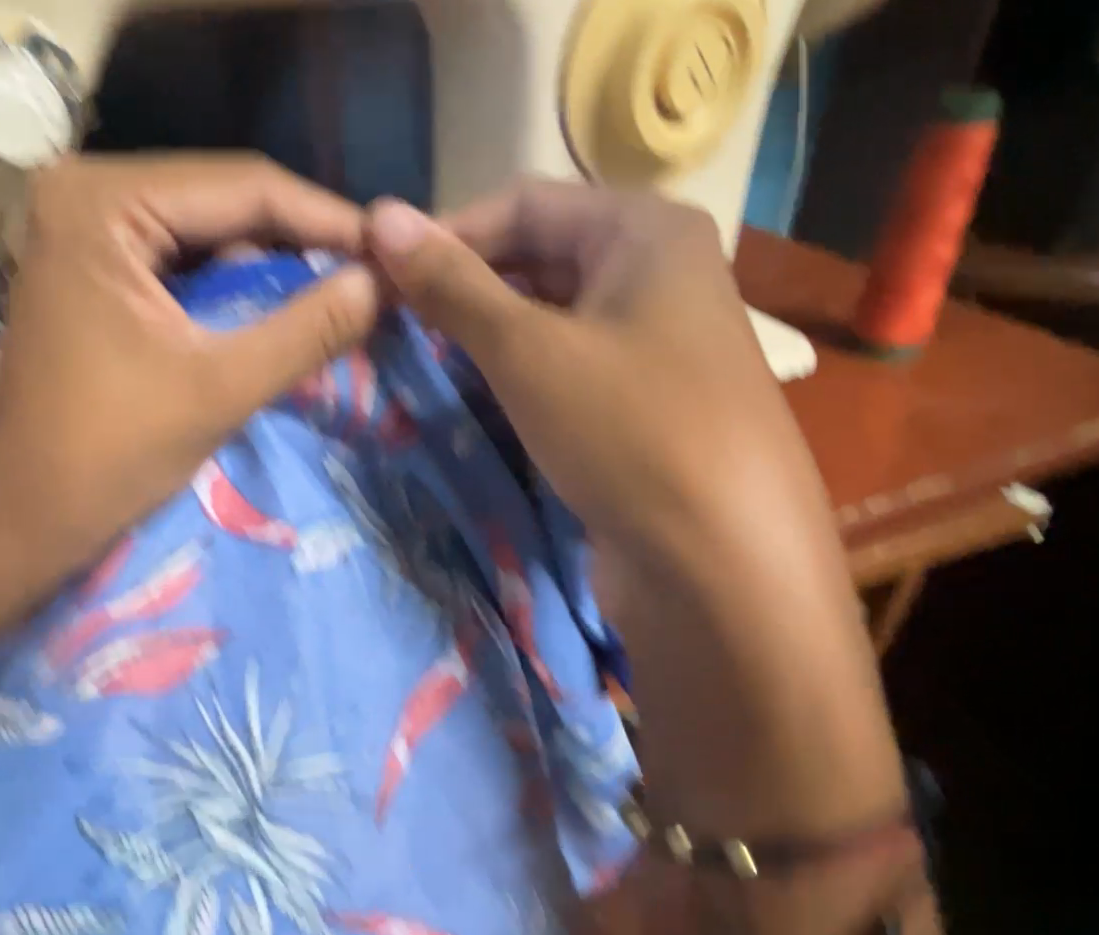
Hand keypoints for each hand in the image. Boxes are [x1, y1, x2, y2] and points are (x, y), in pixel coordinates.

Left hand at [0, 154, 381, 588]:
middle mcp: (87, 192)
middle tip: (378, 275)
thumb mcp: (221, 388)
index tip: (396, 252)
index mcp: (102, 202)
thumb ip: (308, 330)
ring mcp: (85, 228)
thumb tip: (385, 284)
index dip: (329, 221)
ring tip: (348, 292)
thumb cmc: (109, 454)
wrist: (23, 516)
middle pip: (226, 200)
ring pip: (209, 230)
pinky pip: (184, 260)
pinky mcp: (93, 267)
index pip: (244, 187)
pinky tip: (287, 307)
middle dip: (305, 242)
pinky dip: (236, 286)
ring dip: (276, 265)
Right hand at [364, 183, 833, 581]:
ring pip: (552, 321)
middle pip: (540, 259)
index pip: (522, 205)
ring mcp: (657, 346)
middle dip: (465, 290)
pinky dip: (520, 381)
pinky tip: (475, 404)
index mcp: (645, 231)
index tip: (377, 274)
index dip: (445, 235)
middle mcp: (659, 275)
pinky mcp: (646, 407)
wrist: (721, 565)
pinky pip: (569, 372)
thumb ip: (453, 286)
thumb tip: (381, 218)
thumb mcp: (529, 351)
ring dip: (487, 339)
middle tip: (392, 325)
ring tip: (420, 363)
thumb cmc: (628, 431)